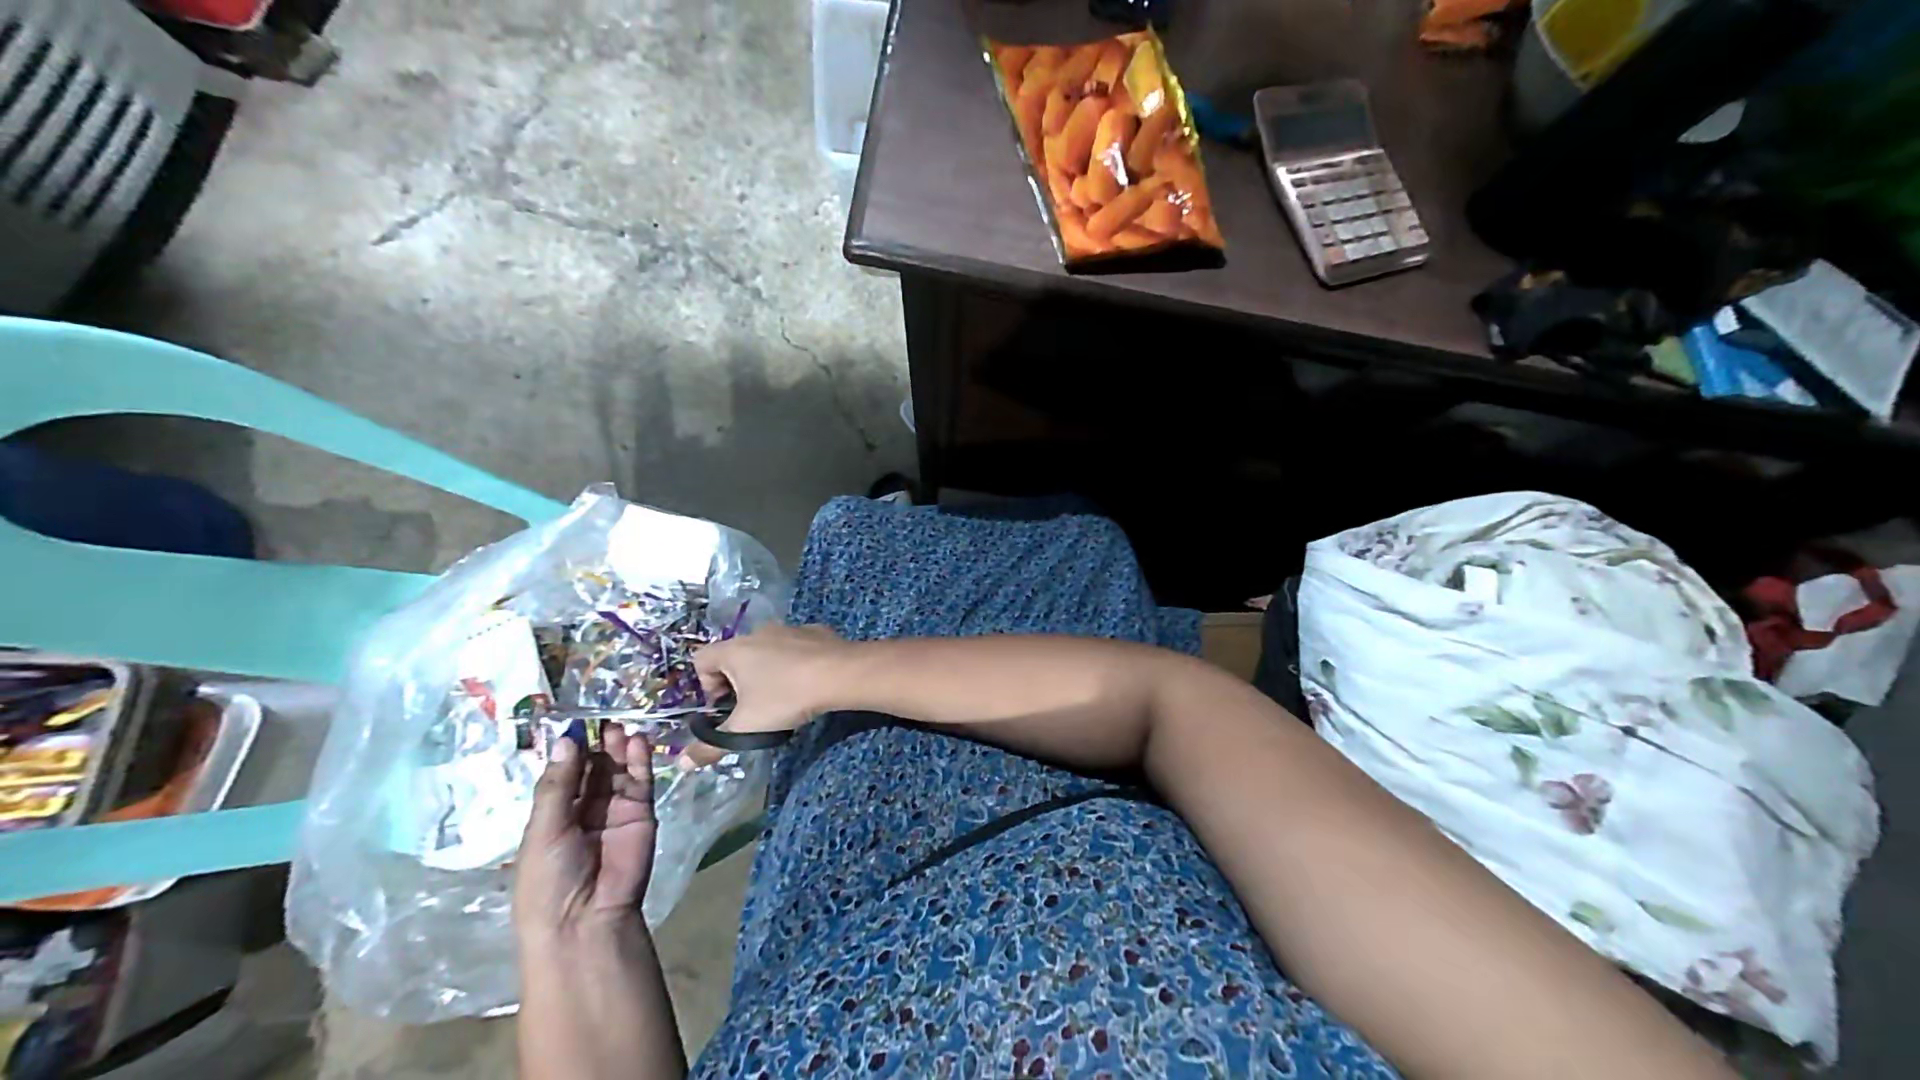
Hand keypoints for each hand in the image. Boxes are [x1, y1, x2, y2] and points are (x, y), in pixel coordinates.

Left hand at [513, 725, 656, 946]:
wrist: (585, 919)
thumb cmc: (548, 880)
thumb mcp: (543, 831)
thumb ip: (558, 785)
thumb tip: (565, 739)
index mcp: (552, 817)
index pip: (563, 775)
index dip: (568, 750)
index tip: (573, 721)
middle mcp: (584, 810)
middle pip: (592, 768)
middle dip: (595, 744)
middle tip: (600, 717)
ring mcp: (615, 810)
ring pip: (617, 770)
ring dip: (617, 747)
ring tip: (617, 724)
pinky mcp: (642, 812)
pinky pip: (640, 781)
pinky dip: (639, 760)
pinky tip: (636, 741)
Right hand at [685, 624, 850, 765]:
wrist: (841, 673)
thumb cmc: (786, 697)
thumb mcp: (747, 727)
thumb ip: (713, 746)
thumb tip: (682, 764)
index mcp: (734, 649)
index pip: (701, 660)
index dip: (705, 687)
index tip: (724, 708)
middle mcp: (758, 632)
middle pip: (733, 656)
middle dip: (736, 682)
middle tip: (752, 708)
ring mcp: (788, 629)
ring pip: (765, 650)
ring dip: (766, 672)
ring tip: (782, 697)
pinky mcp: (815, 632)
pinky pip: (794, 648)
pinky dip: (793, 663)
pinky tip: (808, 682)